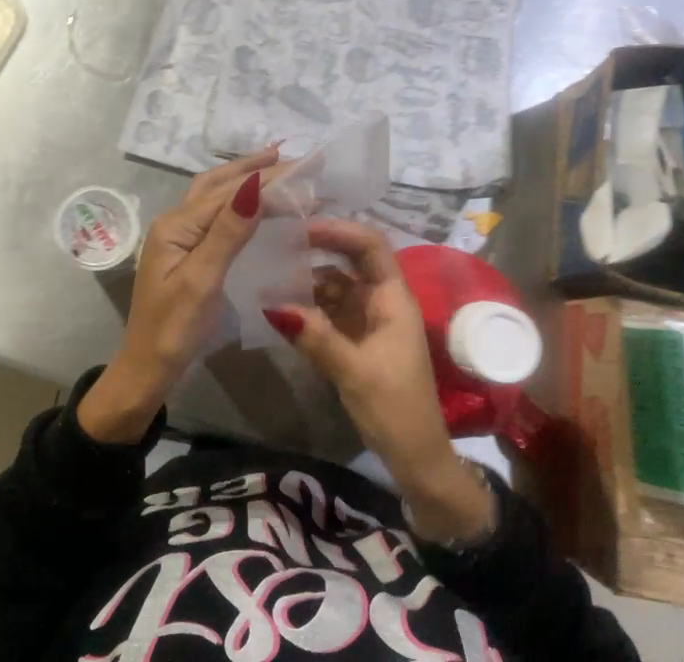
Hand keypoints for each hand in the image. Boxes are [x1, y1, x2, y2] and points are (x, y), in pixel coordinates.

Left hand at [77, 146, 280, 443]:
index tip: (304, 165)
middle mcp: (174, 224)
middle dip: (252, 168)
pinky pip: (214, 218)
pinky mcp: (186, 256)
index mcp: (176, 226)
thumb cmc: (174, 329)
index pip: (227, 191)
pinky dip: (237, 204)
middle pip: (216, 184)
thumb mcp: (203, 280)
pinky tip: (254, 206)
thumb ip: (228, 233)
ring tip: (276, 168)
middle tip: (291, 156)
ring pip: (213, 198)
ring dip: (243, 180)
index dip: (266, 176)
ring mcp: (178, 240)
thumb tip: (255, 186)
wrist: (147, 369)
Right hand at [266, 220, 494, 541]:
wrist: (414, 455)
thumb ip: (315, 336)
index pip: (371, 247)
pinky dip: (307, 306)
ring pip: (336, 286)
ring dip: (307, 280)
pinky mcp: (356, 340)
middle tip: (276, 243)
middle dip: (317, 250)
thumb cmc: (394, 408)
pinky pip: (329, 311)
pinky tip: (280, 307)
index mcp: (394, 300)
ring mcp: (368, 321)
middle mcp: (382, 302)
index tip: (301, 228)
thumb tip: (273, 305)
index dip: (339, 231)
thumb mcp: (353, 371)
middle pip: (350, 261)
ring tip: (269, 273)